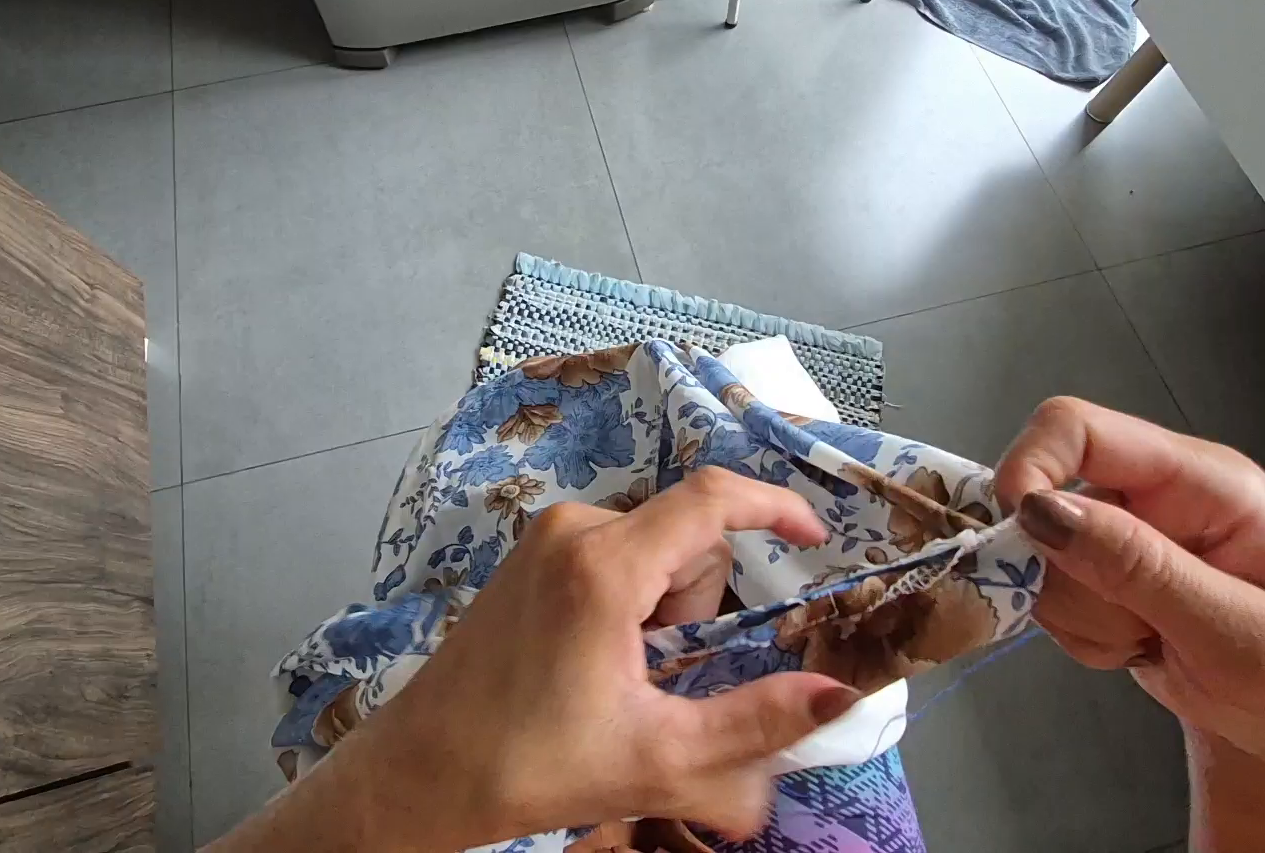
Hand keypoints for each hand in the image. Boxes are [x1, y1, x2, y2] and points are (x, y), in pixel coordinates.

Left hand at [211, 468, 861, 852]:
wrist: (426, 764)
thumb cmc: (535, 764)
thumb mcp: (657, 756)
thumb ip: (756, 723)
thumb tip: (838, 692)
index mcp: (605, 564)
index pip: (710, 499)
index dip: (772, 507)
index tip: (813, 537)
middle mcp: (576, 525)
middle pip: (686, 534)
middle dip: (697, 603)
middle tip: (661, 674)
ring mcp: (550, 532)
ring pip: (656, 542)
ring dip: (666, 602)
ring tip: (625, 669)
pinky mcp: (536, 547)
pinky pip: (618, 546)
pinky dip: (634, 592)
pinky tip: (598, 649)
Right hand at [993, 398, 1264, 848]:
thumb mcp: (1248, 643)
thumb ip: (1144, 570)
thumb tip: (1038, 509)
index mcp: (1202, 480)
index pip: (1077, 428)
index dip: (1030, 466)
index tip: (1020, 535)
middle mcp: (1149, 490)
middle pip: (1042, 496)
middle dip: (1064, 572)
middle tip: (1125, 625)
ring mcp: (1117, 529)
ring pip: (1032, 550)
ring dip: (1074, 610)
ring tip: (1144, 642)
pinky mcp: (1090, 565)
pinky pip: (1038, 585)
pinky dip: (1072, 626)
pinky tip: (1129, 644)